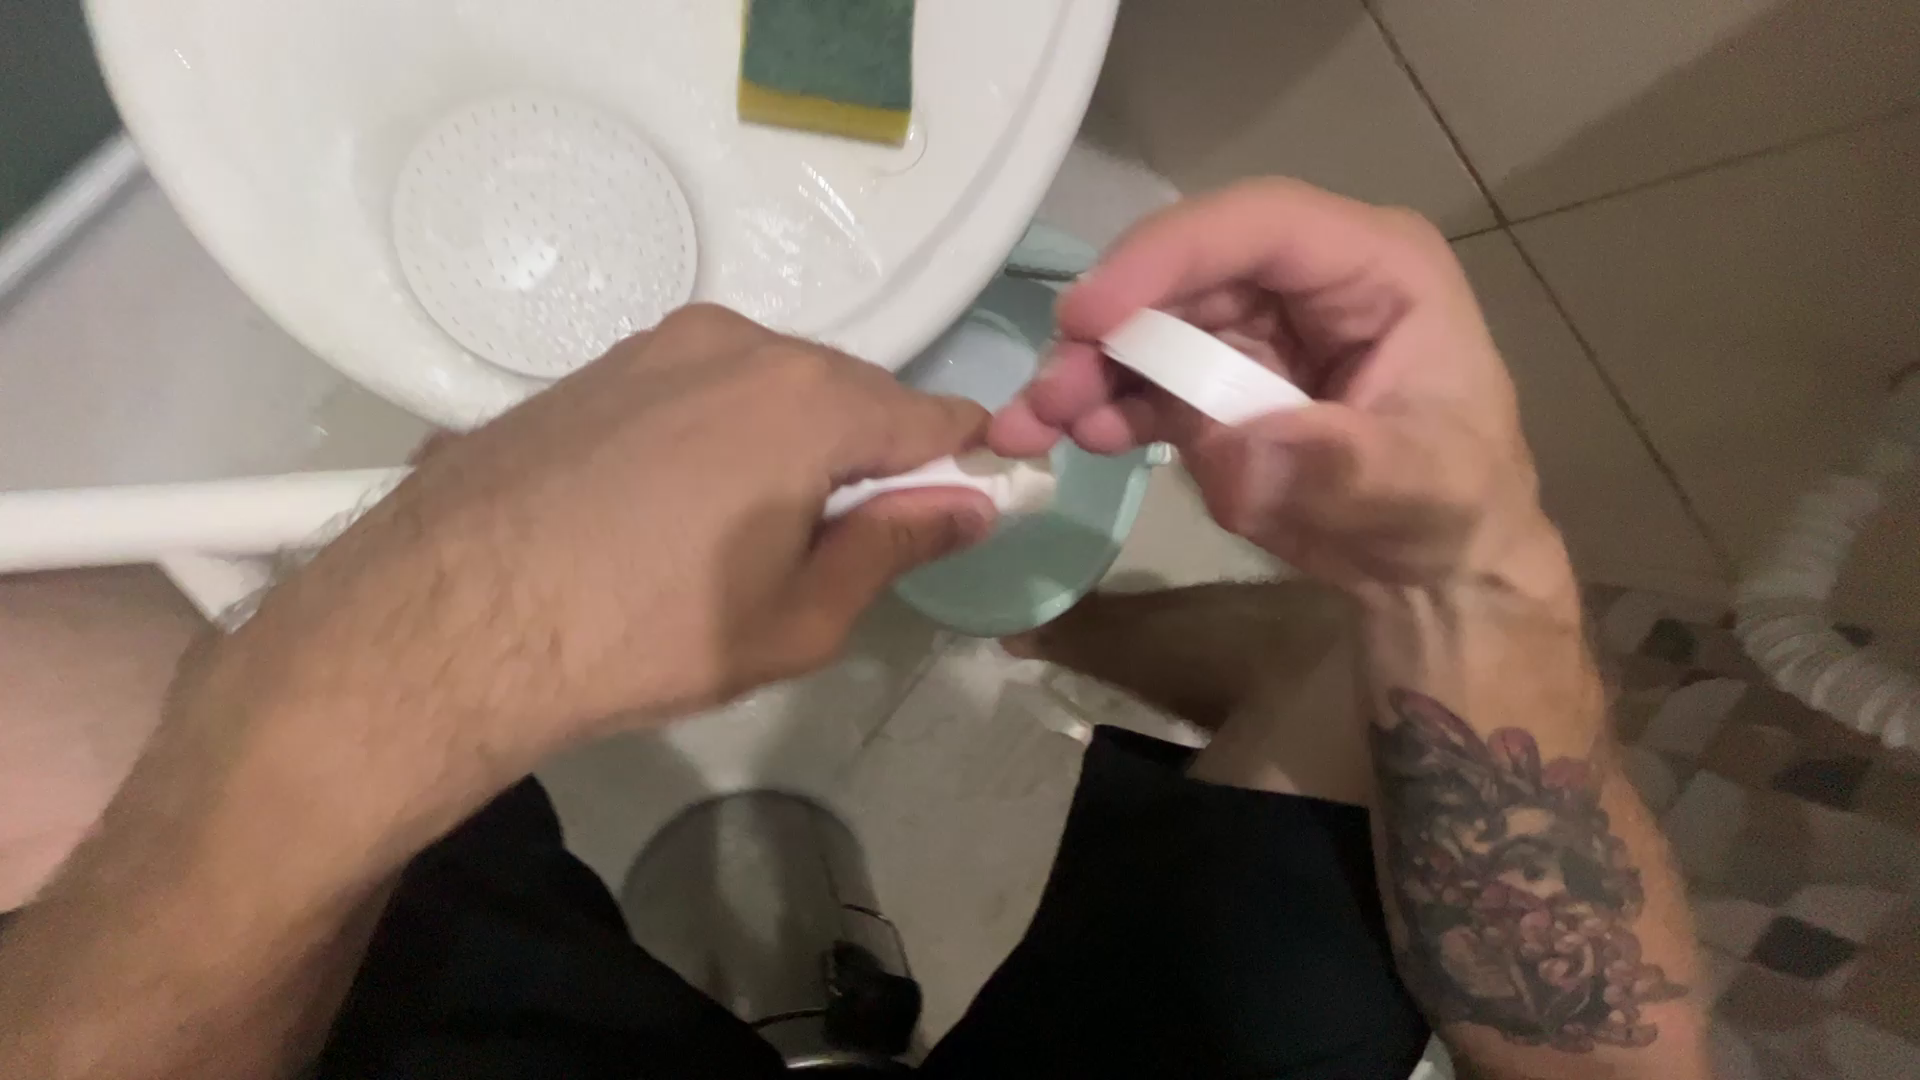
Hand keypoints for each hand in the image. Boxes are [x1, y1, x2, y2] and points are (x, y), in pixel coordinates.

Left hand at [203, 305, 993, 777]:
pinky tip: (697, 499)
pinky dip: (740, 431)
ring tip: (767, 526)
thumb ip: (897, 544)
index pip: (932, 416)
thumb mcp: (801, 615)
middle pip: (856, 395)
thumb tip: (974, 505)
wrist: (439, 626)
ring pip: (784, 387)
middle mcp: (746, 344)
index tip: (975, 494)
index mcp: (809, 401)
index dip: (964, 458)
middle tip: (859, 536)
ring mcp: (666, 342)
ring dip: (807, 444)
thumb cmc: (646, 637)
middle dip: (878, 456)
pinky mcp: (608, 362)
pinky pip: (715, 386)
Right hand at [991, 180, 1551, 587]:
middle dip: (1104, 333)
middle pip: (1180, 279)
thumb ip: (1339, 464)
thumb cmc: (1447, 505)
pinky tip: (1079, 439)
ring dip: (1084, 375)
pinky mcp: (1211, 387)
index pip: (1256, 228)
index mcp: (1368, 271)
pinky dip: (1104, 411)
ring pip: (1146, 331)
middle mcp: (1295, 288)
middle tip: (1046, 393)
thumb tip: (1234, 446)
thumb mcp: (1418, 488)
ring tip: (1031, 428)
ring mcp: (1247, 337)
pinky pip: (1144, 387)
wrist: (1422, 562)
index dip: (1165, 258)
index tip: (1086, 316)